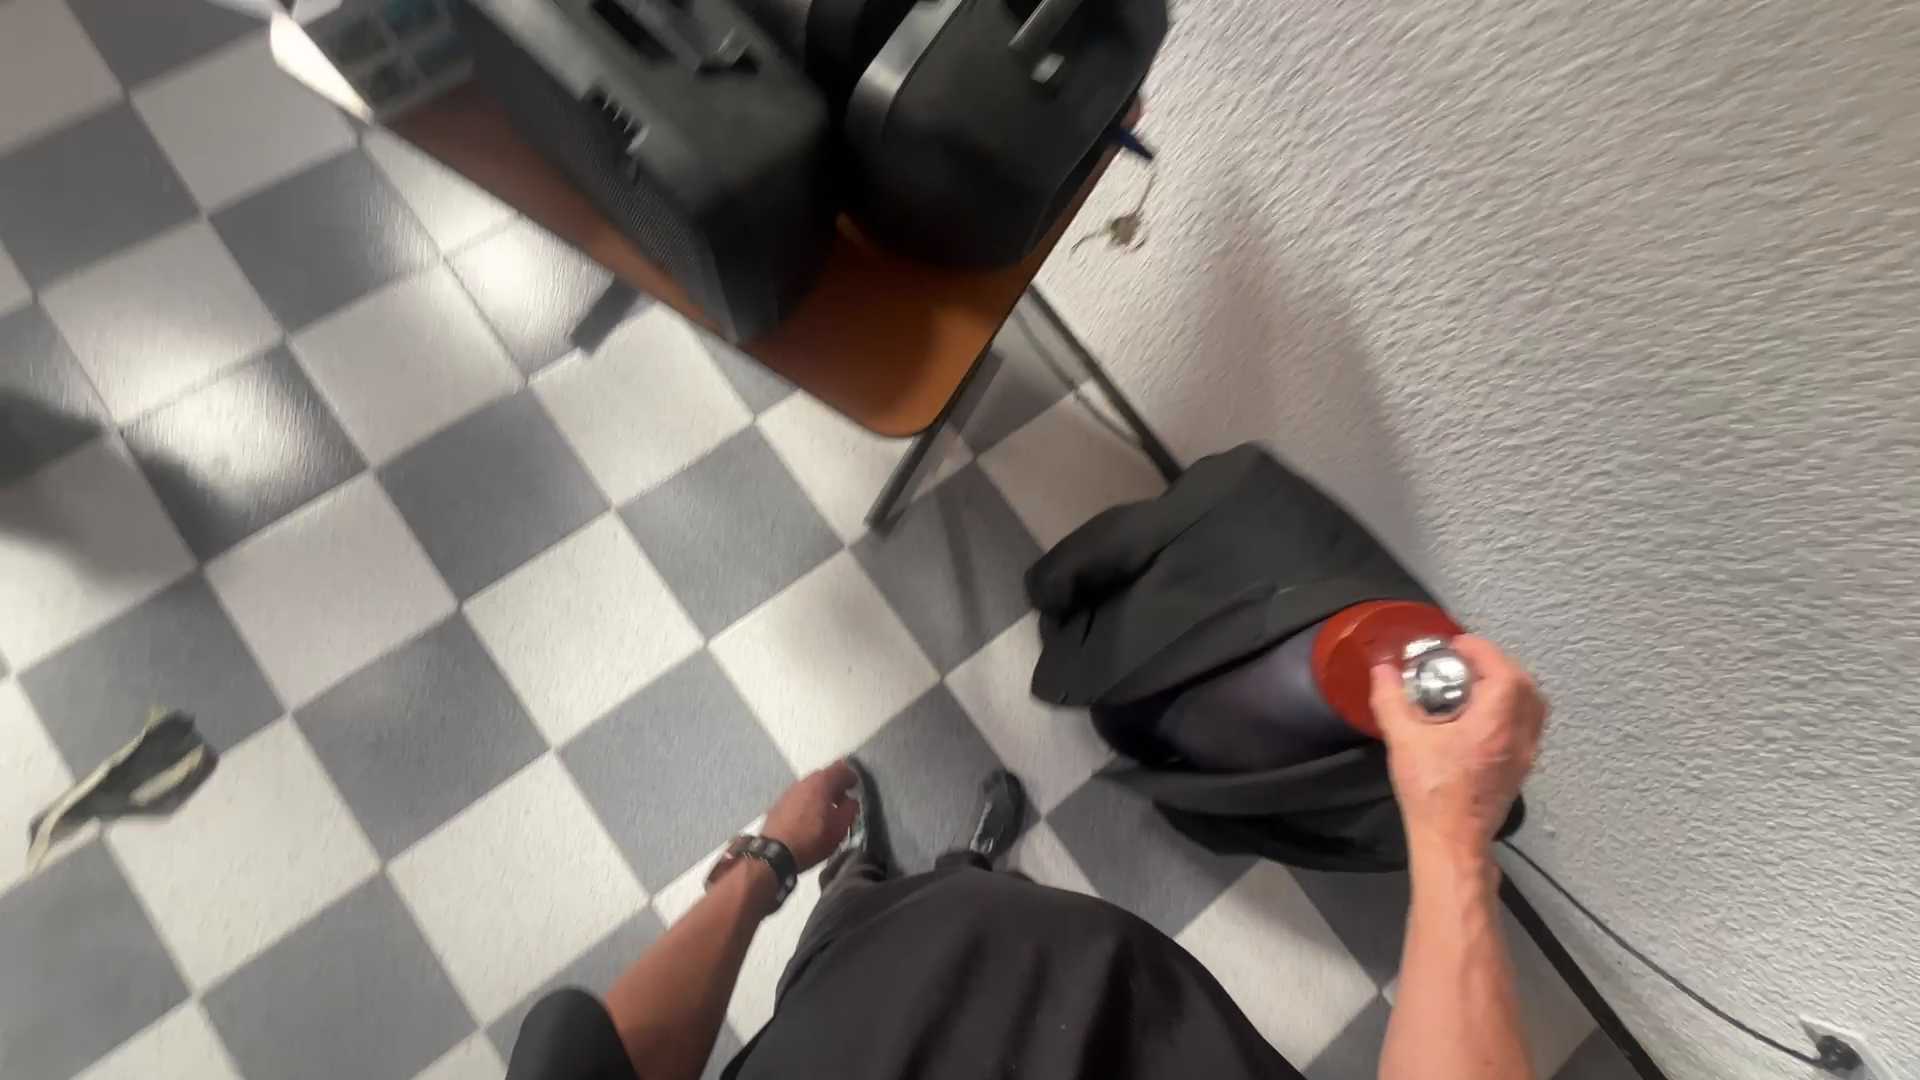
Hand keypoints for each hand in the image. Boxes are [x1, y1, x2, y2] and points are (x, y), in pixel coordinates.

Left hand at [762, 761, 860, 871]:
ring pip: (810, 786)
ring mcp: (790, 791)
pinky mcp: (779, 803)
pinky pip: (799, 796)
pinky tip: (808, 817)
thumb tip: (850, 801)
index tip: (855, 787)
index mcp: (822, 782)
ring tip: (825, 811)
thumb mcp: (840, 828)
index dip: (851, 776)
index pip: (841, 768)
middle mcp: (805, 781)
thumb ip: (850, 810)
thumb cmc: (812, 839)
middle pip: (824, 776)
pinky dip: (807, 801)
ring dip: (820, 794)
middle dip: (835, 785)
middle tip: (841, 800)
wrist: (774, 853)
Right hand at [1370, 636, 1544, 858]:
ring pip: (1533, 706)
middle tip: (1465, 658)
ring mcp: (1524, 754)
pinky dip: (1510, 705)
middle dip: (1497, 664)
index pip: (1505, 675)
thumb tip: (1382, 669)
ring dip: (1508, 684)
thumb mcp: (1401, 739)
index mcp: (1493, 728)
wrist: (1451, 837)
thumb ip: (1390, 699)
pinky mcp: (1520, 766)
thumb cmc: (1429, 790)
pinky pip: (1527, 723)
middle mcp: (1518, 738)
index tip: (1456, 645)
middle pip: (1527, 687)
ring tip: (1474, 680)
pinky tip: (1478, 711)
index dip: (1483, 652)